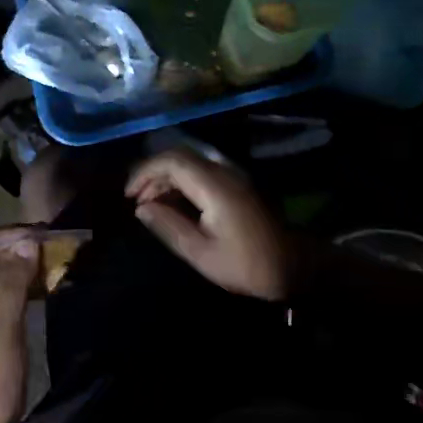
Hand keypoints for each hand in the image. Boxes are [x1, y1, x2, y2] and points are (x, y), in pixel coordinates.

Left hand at [0, 229, 39, 422]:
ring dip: (21, 271)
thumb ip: (12, 283)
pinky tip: (44, 290)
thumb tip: (27, 241)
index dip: (6, 237)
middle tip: (54, 243)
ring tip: (54, 262)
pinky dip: (21, 294)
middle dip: (16, 251)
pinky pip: (0, 305)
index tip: (43, 232)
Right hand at [126, 149, 291, 300]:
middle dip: (152, 173)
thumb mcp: (201, 253)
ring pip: (190, 162)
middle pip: (179, 156)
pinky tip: (173, 203)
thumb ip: (168, 226)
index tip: (129, 195)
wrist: (294, 265)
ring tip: (150, 204)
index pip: (171, 161)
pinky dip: (182, 182)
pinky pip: (202, 171)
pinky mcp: (237, 184)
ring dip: (167, 178)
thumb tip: (142, 208)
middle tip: (136, 200)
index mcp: (213, 185)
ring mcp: (233, 175)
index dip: (144, 172)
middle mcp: (223, 171)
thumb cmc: (246, 264)